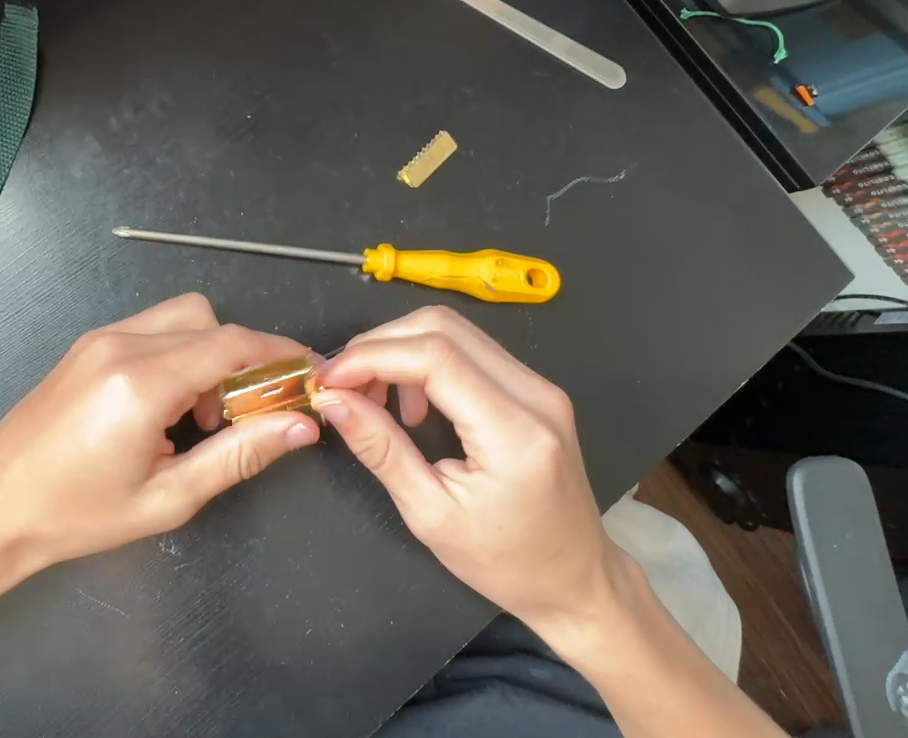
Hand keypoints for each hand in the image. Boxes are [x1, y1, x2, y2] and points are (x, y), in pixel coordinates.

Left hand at [0, 293, 319, 583]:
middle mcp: (121, 344)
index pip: (233, 344)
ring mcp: (100, 338)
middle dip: (241, 358)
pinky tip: (165, 406)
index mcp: (142, 382)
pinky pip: (152, 329)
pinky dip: (177, 354)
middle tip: (241, 414)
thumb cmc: (76, 515)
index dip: (280, 354)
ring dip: (207, 355)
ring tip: (196, 418)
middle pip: (209, 320)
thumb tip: (298, 427)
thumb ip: (240, 455)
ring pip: (181, 318)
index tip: (308, 375)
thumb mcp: (168, 498)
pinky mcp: (88, 343)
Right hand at [311, 306, 624, 647]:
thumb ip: (381, 449)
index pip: (435, 356)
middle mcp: (535, 394)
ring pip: (453, 329)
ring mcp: (539, 385)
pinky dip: (424, 360)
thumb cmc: (505, 563)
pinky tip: (411, 403)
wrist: (577, 580)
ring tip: (372, 396)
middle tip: (344, 385)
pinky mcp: (533, 387)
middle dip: (379, 344)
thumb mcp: (430, 515)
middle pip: (442, 327)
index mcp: (515, 433)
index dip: (372, 356)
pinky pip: (468, 348)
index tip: (330, 381)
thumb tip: (332, 400)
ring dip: (399, 349)